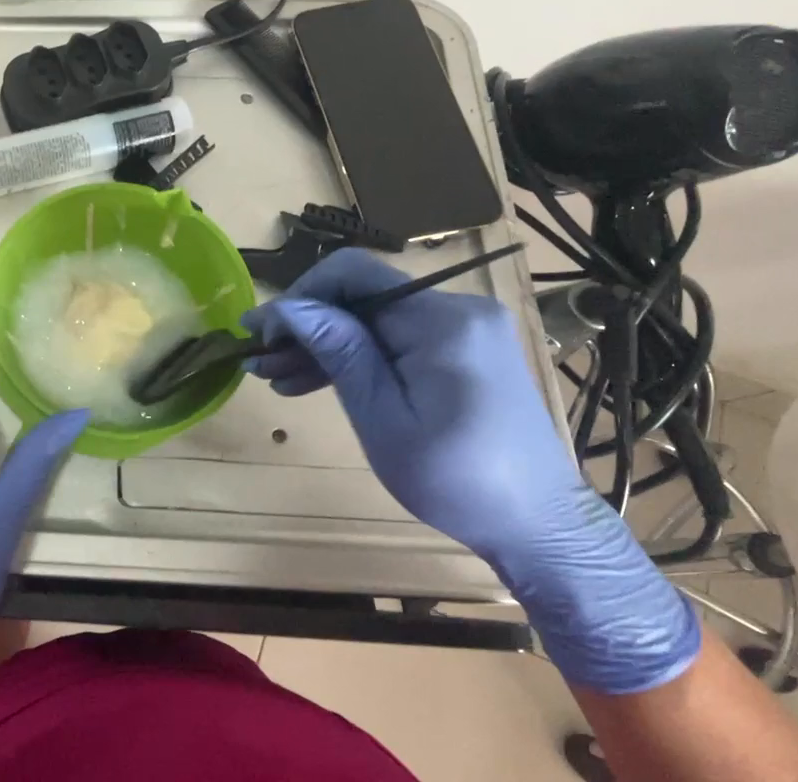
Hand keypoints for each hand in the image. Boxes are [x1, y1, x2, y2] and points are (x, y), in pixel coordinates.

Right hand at [241, 249, 699, 694]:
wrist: (537, 524)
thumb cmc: (454, 479)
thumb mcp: (383, 418)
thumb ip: (339, 352)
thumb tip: (287, 307)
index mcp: (440, 320)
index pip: (351, 274)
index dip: (298, 297)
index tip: (260, 335)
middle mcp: (456, 308)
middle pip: (360, 296)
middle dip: (305, 326)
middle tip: (260, 364)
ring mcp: (464, 328)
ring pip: (372, 318)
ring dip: (324, 344)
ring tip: (278, 380)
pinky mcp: (464, 349)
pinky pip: (396, 337)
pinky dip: (358, 355)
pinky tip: (317, 381)